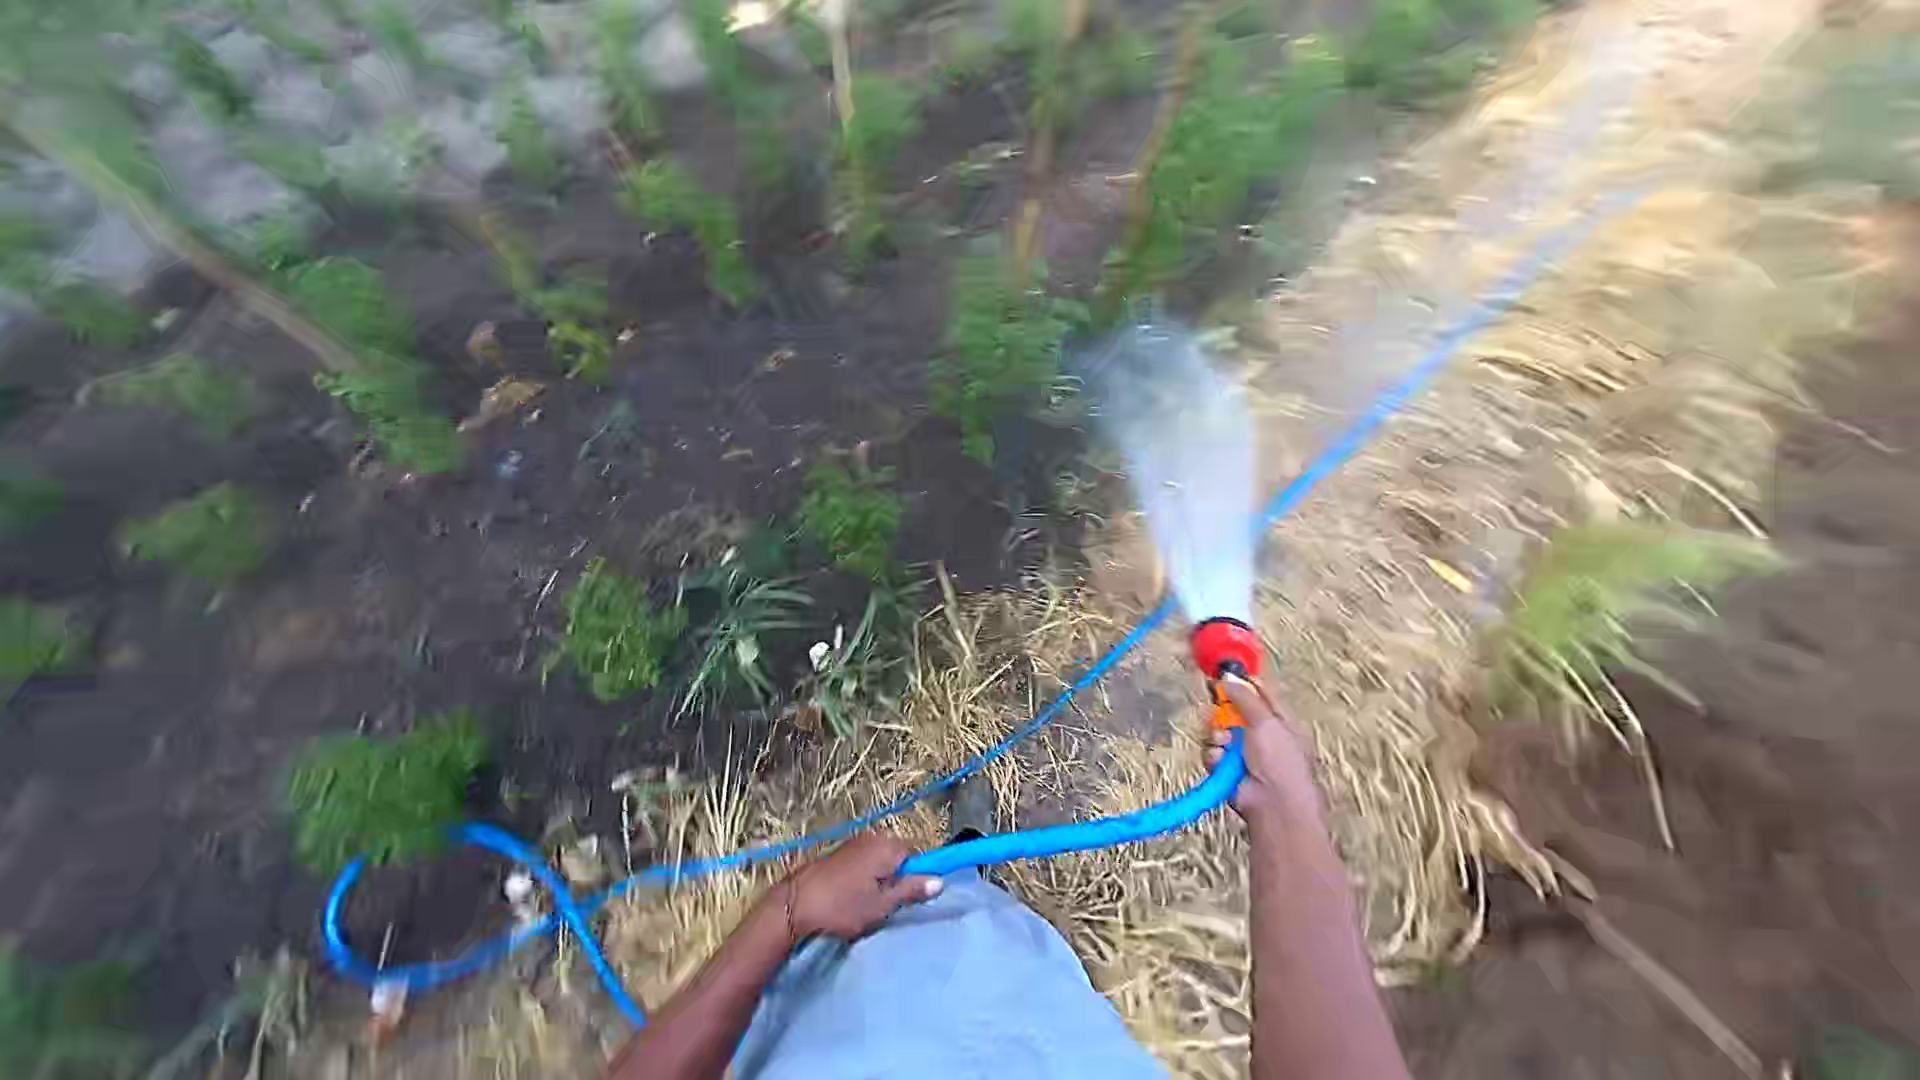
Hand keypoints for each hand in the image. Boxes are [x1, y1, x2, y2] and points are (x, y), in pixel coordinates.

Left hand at [781, 832, 942, 942]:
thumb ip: (911, 890)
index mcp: (888, 846)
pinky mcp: (843, 850)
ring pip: (883, 858)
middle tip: (890, 903)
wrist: (796, 904)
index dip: (919, 875)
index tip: (913, 896)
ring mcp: (857, 841)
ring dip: (883, 876)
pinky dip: (868, 874)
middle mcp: (875, 836)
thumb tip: (939, 882)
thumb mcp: (882, 905)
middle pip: (901, 854)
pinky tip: (855, 895)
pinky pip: (867, 859)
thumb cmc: (843, 906)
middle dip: (900, 876)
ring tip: (871, 902)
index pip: (919, 854)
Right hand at [1206, 675, 1323, 824]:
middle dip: (1222, 711)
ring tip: (1224, 744)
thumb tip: (1228, 678)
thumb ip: (1245, 697)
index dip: (1241, 683)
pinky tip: (1223, 763)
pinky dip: (1215, 756)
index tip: (1222, 676)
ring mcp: (1243, 752)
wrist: (1274, 806)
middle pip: (1231, 710)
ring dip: (1217, 735)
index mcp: (1279, 720)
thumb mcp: (1266, 721)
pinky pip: (1212, 752)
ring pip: (1217, 730)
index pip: (1258, 692)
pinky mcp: (1227, 769)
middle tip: (1219, 712)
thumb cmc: (1282, 764)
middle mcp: (1260, 734)